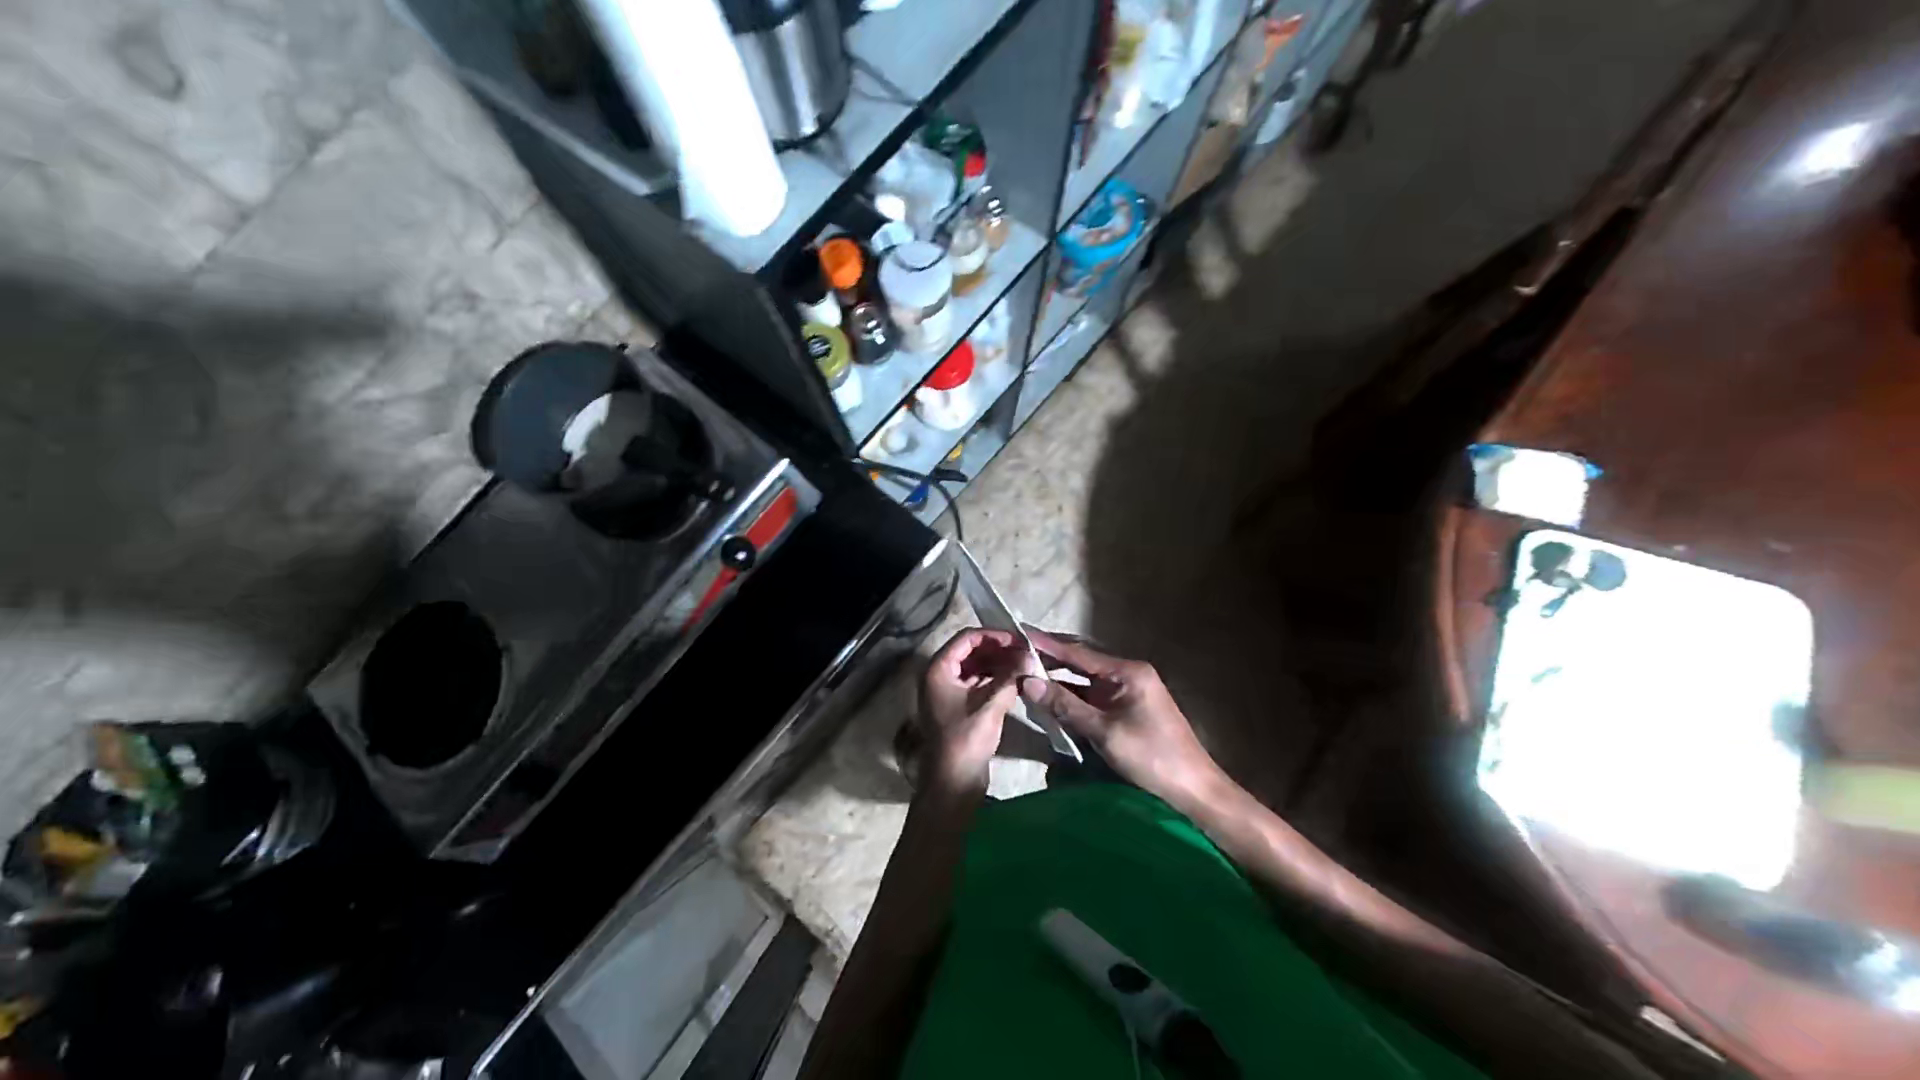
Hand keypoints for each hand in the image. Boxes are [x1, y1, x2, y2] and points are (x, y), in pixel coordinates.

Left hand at [919, 629, 1029, 791]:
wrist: (953, 782)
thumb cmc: (966, 740)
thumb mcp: (990, 705)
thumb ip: (1011, 677)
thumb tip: (1031, 656)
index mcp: (939, 669)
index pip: (967, 638)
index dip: (994, 636)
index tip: (1019, 639)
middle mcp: (939, 676)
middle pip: (971, 651)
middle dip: (999, 650)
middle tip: (1026, 652)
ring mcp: (947, 692)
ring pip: (975, 667)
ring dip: (998, 665)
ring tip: (1025, 665)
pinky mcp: (958, 707)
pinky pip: (977, 683)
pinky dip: (995, 679)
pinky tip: (1015, 681)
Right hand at [1019, 628, 1228, 812]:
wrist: (1193, 791)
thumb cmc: (1151, 757)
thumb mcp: (1104, 731)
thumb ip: (1065, 705)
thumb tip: (1027, 681)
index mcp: (1128, 672)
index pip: (1079, 652)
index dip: (1047, 643)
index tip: (1018, 631)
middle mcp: (1128, 675)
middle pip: (1081, 661)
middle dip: (1049, 658)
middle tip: (1015, 651)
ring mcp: (1127, 693)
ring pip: (1085, 680)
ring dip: (1058, 678)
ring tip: (1023, 671)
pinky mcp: (1126, 711)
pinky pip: (1092, 697)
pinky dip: (1071, 697)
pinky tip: (1048, 697)